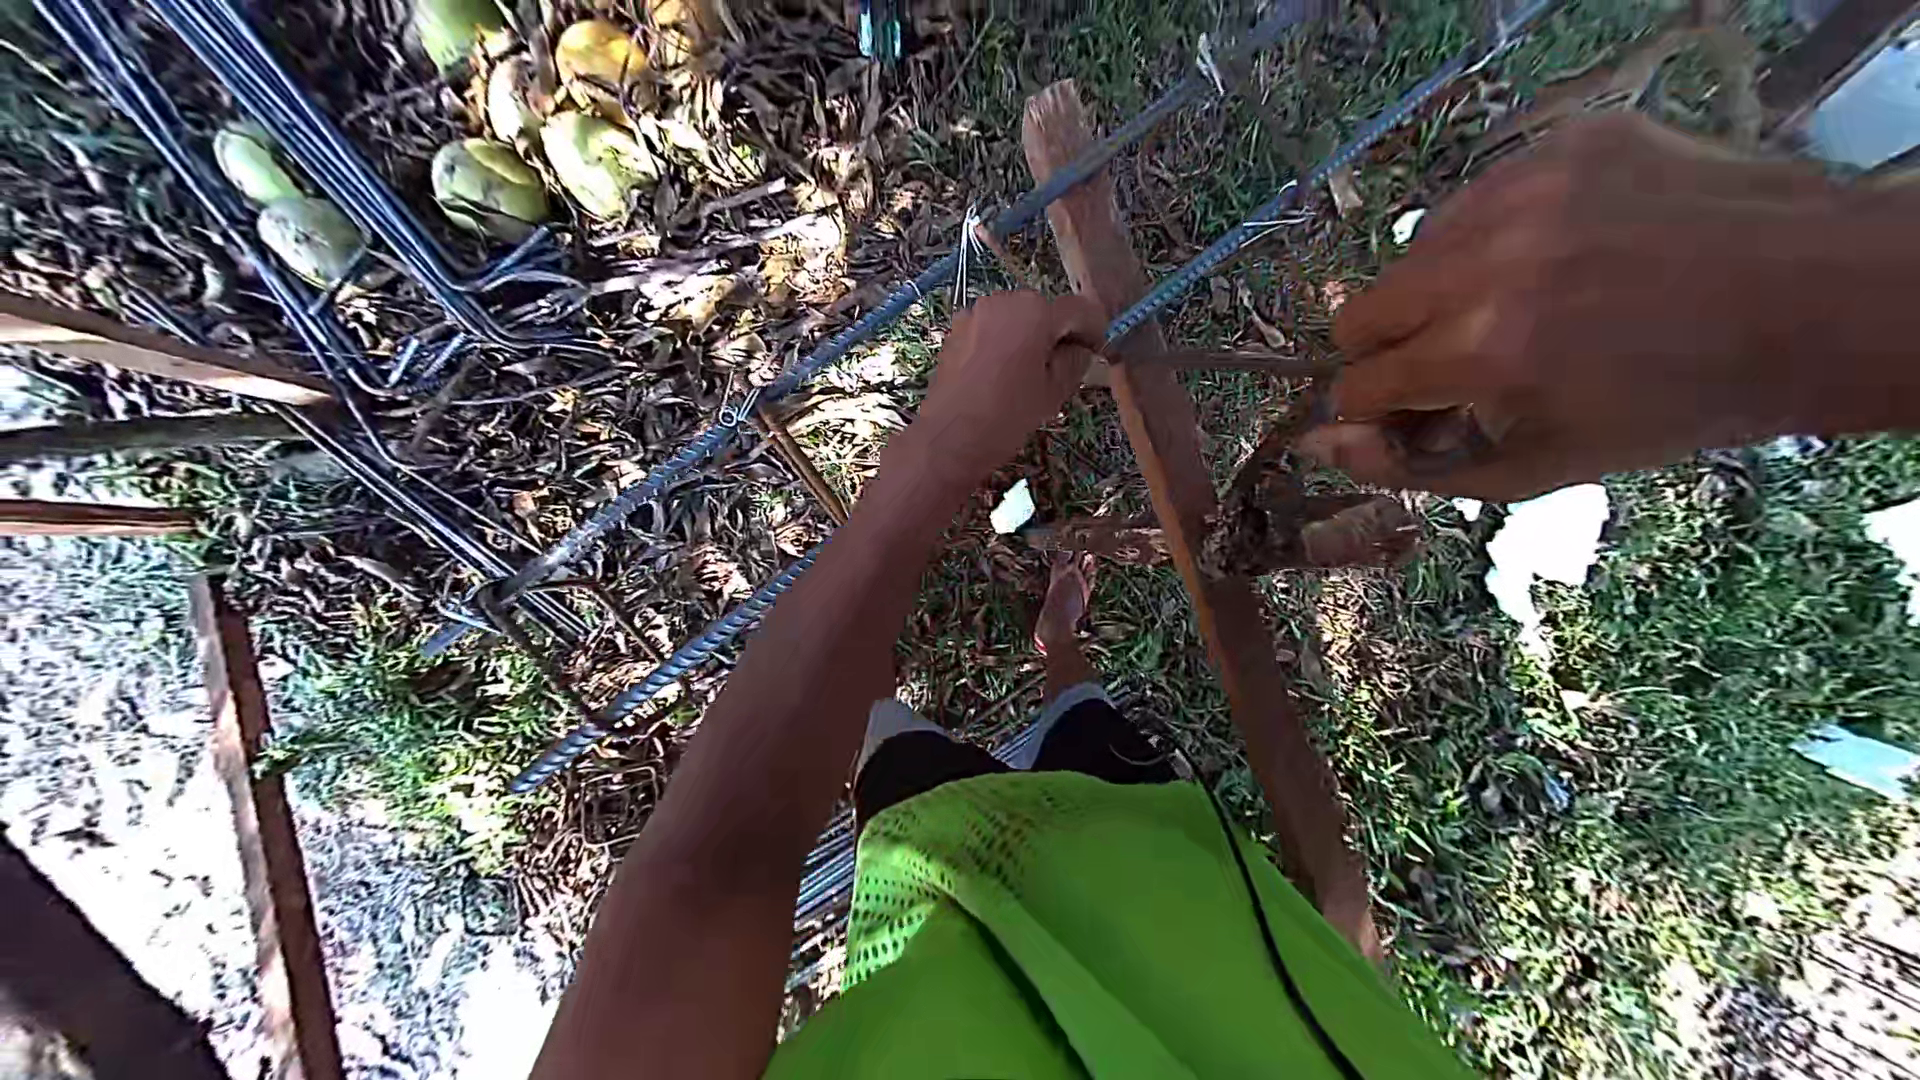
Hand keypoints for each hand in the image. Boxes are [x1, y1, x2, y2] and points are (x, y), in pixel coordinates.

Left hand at [894, 290, 1106, 489]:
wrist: (948, 440)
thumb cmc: (1007, 416)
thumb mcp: (1054, 392)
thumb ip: (1075, 361)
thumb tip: (1078, 348)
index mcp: (1033, 311)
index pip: (1078, 310)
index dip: (1093, 331)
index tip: (1096, 353)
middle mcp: (1002, 301)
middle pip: (1043, 311)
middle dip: (1055, 335)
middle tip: (1059, 372)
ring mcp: (973, 315)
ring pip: (1014, 321)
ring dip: (1027, 340)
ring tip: (1025, 378)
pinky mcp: (954, 333)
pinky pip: (990, 332)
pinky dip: (1001, 347)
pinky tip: (998, 379)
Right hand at [1296, 113, 1859, 500]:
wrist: (1831, 302)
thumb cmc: (1663, 409)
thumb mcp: (1525, 469)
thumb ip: (1403, 467)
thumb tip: (1314, 442)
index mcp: (1480, 348)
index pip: (1355, 384)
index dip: (1378, 408)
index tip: (1420, 410)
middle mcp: (1485, 261)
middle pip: (1357, 317)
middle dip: (1390, 352)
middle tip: (1456, 361)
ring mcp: (1524, 191)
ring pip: (1406, 263)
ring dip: (1436, 298)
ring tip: (1518, 305)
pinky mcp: (1562, 145)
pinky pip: (1467, 208)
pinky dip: (1485, 245)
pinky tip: (1552, 257)